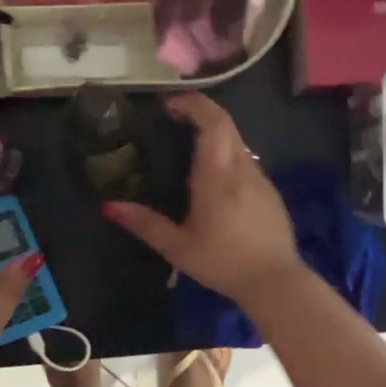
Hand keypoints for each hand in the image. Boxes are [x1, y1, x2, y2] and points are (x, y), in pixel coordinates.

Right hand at [101, 92, 304, 303]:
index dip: (193, 103)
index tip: (170, 104)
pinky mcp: (271, 194)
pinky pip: (248, 164)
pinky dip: (229, 159)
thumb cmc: (224, 263)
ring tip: (191, 152)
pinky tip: (217, 184)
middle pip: (226, 125)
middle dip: (201, 114)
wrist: (275, 282)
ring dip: (216, 138)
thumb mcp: (178, 248)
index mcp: (218, 175)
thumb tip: (110, 207)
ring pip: (239, 144)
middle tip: (175, 121)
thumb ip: (145, 224)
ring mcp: (261, 180)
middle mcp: (242, 169)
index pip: (213, 121)